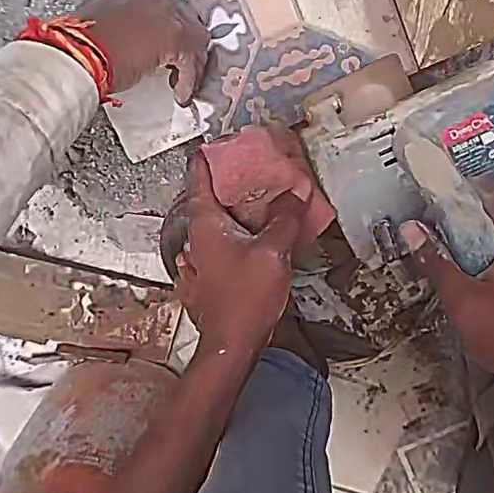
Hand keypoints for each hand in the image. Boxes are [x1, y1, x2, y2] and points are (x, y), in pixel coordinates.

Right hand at [73, 0, 209, 103]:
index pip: (171, 11)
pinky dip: (188, 81)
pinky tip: (180, 94)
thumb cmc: (84, 43)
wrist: (79, 53)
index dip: (173, 34)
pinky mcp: (178, 39)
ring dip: (190, 67)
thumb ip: (131, 25)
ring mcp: (170, 15)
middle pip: (190, 23)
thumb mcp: (109, 23)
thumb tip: (143, 42)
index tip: (171, 52)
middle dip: (188, 48)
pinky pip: (192, 62)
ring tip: (179, 85)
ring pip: (196, 42)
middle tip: (180, 69)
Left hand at [174, 151, 304, 355]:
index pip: (199, 184)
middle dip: (223, 190)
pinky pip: (217, 252)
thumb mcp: (273, 252)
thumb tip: (297, 192)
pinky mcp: (208, 283)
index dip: (204, 164)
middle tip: (244, 177)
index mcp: (206, 227)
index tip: (207, 148)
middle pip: (206, 206)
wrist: (233, 343)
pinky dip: (231, 241)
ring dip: (228, 218)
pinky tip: (247, 245)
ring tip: (251, 210)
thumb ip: (285, 219)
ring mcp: (199, 264)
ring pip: (212, 231)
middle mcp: (197, 242)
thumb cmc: (247, 297)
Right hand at [400, 192, 493, 396]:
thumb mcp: (465, 301)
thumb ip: (437, 262)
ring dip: (468, 234)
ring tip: (439, 249)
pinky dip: (483, 246)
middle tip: (427, 232)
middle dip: (456, 217)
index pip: (482, 189)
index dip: (451, 193)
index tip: (424, 203)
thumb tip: (410, 229)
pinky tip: (462, 264)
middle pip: (487, 206)